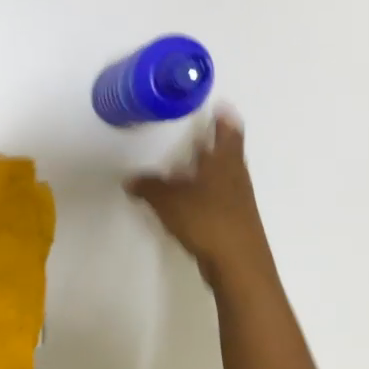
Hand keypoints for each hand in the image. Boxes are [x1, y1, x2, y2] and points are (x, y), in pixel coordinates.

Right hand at [125, 112, 273, 283]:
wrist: (237, 263)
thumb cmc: (206, 221)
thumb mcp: (169, 201)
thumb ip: (149, 188)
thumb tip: (130, 180)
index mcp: (224, 163)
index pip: (227, 132)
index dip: (224, 119)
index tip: (221, 106)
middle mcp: (234, 177)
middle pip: (227, 153)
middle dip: (214, 143)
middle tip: (199, 133)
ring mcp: (237, 200)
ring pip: (222, 176)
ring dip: (207, 169)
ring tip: (187, 166)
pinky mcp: (233, 221)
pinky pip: (217, 197)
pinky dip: (204, 192)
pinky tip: (188, 200)